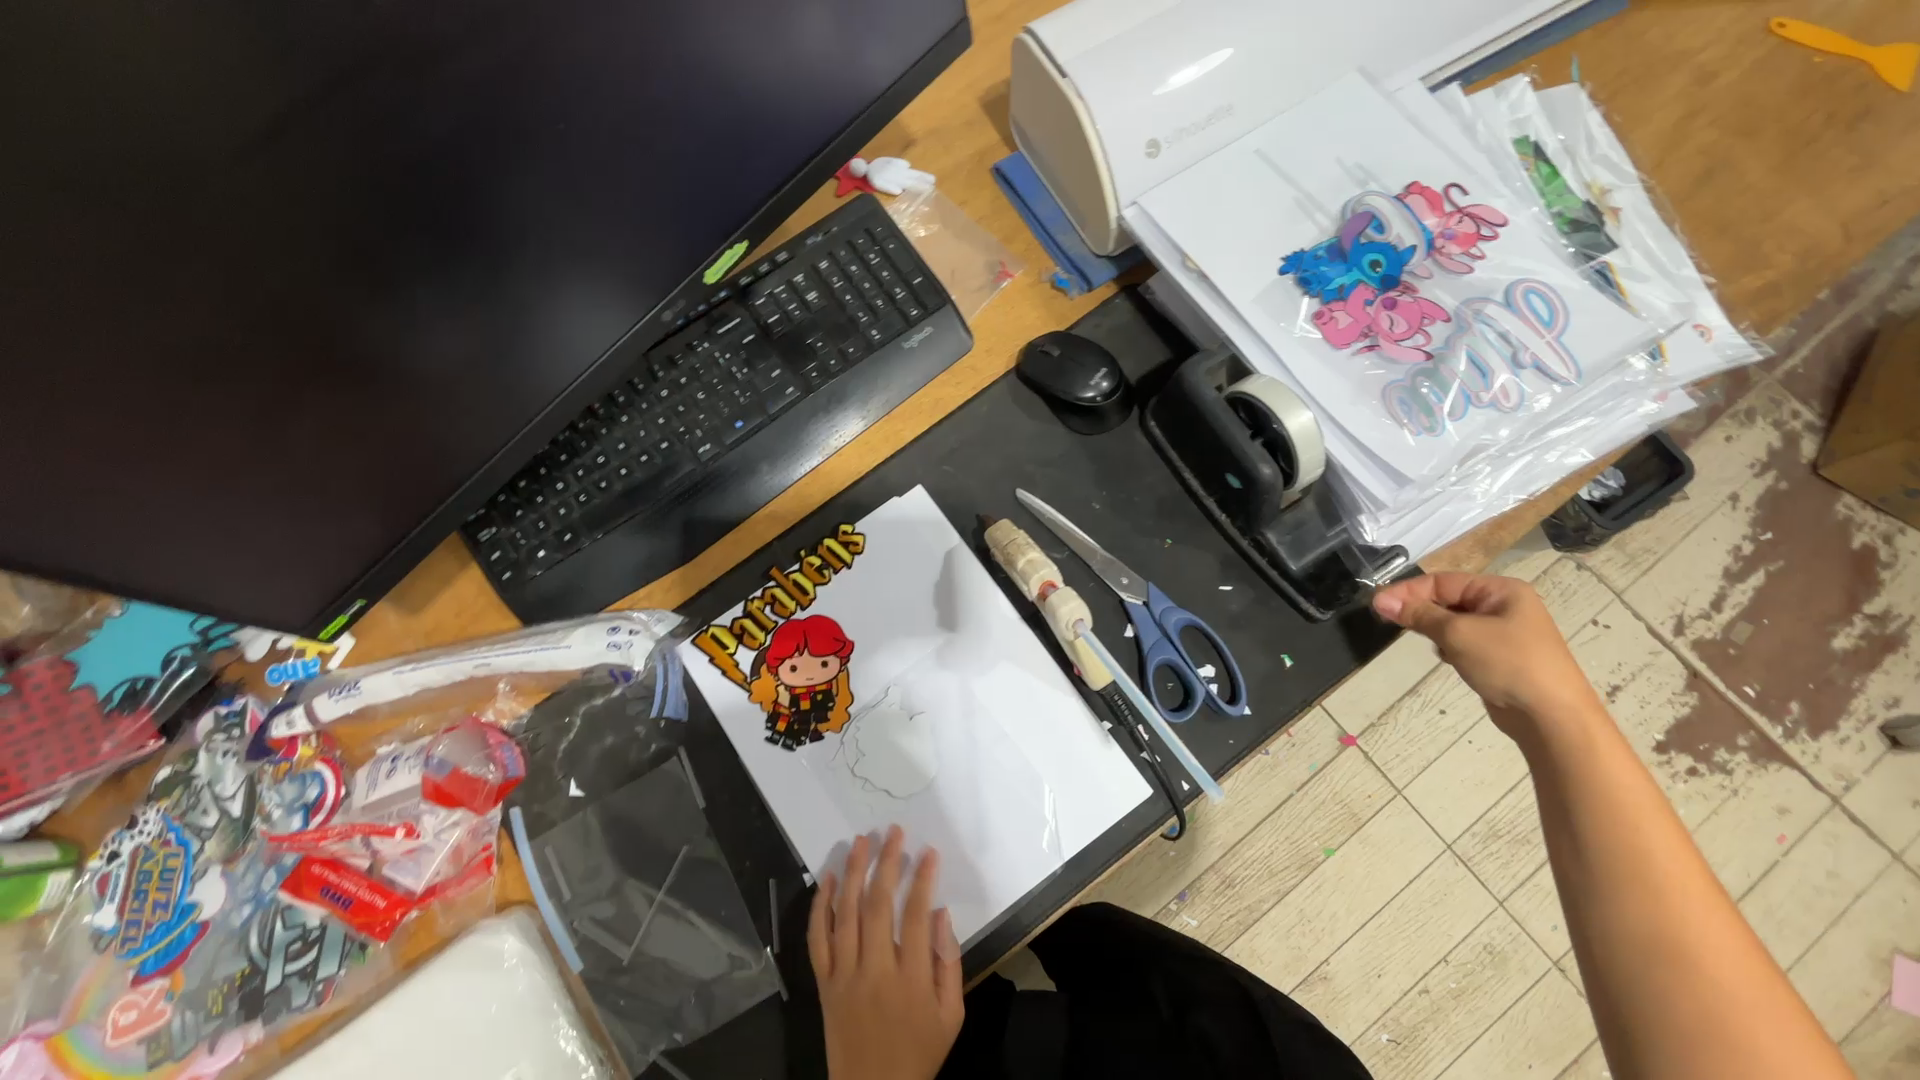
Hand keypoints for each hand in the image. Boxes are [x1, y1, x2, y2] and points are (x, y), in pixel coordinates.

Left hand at [809, 826, 962, 1079]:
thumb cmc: (919, 1052)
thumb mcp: (951, 1014)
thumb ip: (948, 962)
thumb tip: (941, 913)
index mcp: (910, 979)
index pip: (915, 915)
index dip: (922, 879)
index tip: (928, 851)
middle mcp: (874, 971)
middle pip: (877, 905)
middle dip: (886, 862)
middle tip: (893, 832)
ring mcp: (843, 975)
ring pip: (845, 914)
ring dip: (852, 872)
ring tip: (860, 841)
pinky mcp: (823, 983)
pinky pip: (817, 939)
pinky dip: (820, 907)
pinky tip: (827, 879)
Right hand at [1371, 573, 1601, 742]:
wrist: (1551, 716)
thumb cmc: (1508, 663)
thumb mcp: (1458, 634)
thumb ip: (1419, 615)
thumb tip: (1380, 600)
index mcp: (1501, 590)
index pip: (1443, 581)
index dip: (1408, 591)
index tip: (1376, 603)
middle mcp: (1505, 606)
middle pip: (1449, 599)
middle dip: (1419, 609)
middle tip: (1387, 619)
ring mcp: (1505, 633)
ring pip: (1455, 622)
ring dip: (1434, 629)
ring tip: (1416, 638)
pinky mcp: (1501, 657)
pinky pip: (1465, 642)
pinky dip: (1450, 646)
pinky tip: (1446, 658)